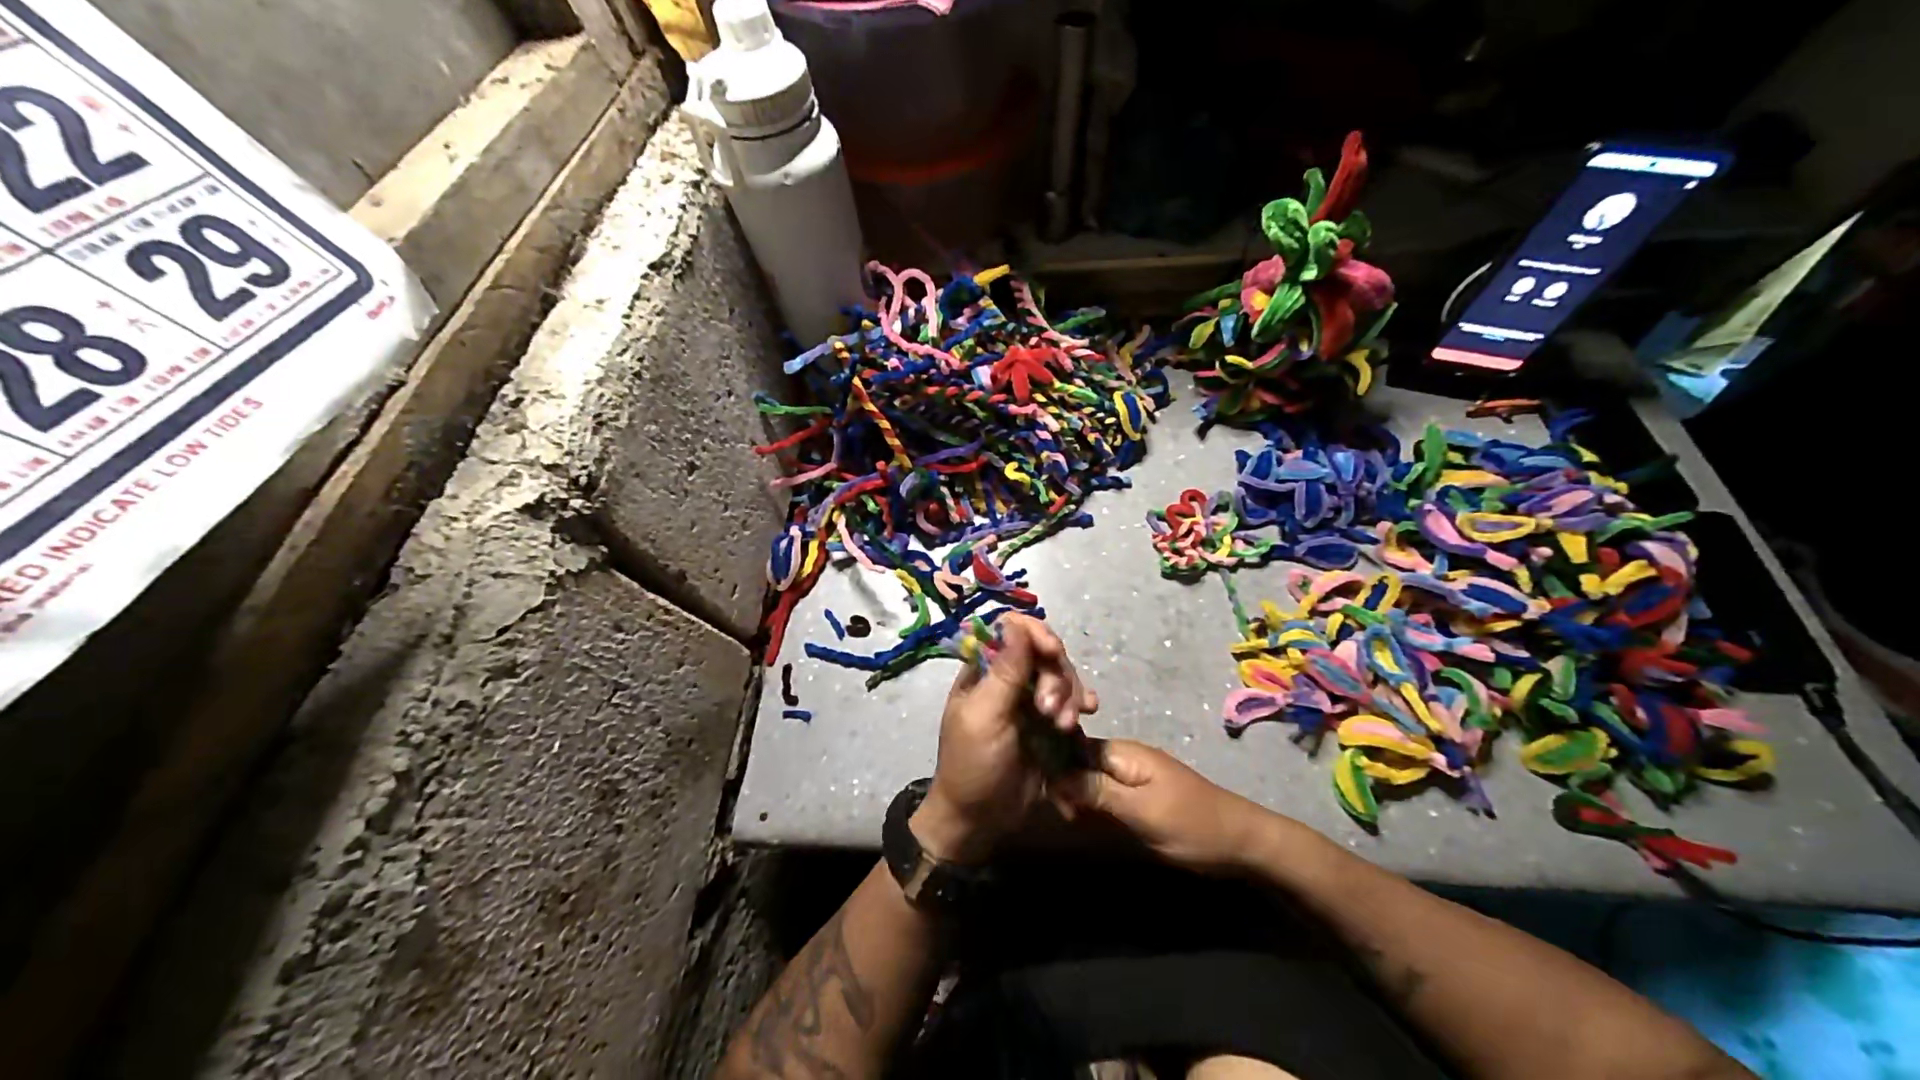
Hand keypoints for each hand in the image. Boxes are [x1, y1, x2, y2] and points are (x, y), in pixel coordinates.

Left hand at [911, 614, 1096, 864]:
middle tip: (1051, 713)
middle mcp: (1007, 679)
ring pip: (1061, 676)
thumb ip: (1004, 671)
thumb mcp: (985, 716)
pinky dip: (1080, 703)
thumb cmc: (973, 764)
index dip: (1035, 634)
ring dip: (1069, 695)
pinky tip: (1088, 711)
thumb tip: (1014, 622)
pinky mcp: (1047, 724)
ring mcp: (1029, 701)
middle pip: (1044, 653)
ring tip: (1065, 726)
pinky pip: (1070, 701)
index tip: (1052, 652)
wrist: (980, 819)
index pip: (1012, 631)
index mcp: (983, 671)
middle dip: (1057, 676)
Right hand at [1055, 739, 1281, 875]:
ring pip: (1089, 778)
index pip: (1073, 746)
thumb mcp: (1142, 811)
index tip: (1051, 799)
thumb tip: (1055, 776)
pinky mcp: (1139, 794)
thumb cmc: (1192, 825)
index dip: (1056, 768)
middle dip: (1065, 786)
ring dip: (1078, 798)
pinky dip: (1093, 805)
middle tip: (1069, 818)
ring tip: (1075, 821)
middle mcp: (1124, 757)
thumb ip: (1098, 791)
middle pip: (1078, 762)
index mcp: (1124, 752)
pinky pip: (1105, 792)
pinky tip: (1089, 821)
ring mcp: (1132, 775)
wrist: (1243, 842)